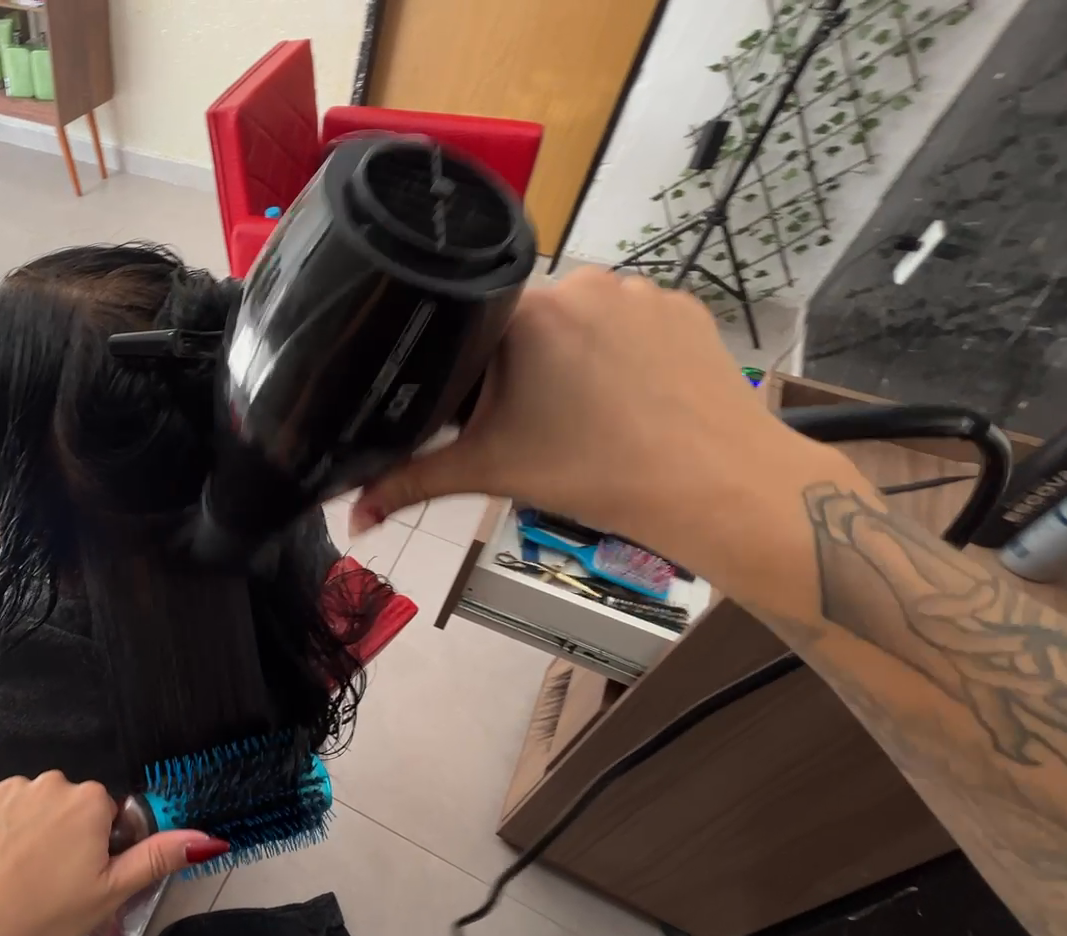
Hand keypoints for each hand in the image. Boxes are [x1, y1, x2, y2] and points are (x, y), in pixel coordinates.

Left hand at [0, 772, 226, 935]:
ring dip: (25, 835)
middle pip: (66, 808)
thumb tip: (208, 837)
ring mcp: (7, 788)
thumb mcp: (108, 894)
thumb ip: (157, 858)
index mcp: (89, 802)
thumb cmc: (39, 915)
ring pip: (28, 810)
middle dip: (61, 838)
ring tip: (10, 882)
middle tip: (44, 886)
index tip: (78, 880)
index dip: (95, 850)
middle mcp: (51, 782)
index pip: (104, 816)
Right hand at [349, 269, 843, 558]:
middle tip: (521, 418)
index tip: (470, 406)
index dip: (461, 368)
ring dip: (561, 354)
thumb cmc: (593, 473)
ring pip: (572, 319)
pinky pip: (624, 320)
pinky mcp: (682, 307)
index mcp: (524, 314)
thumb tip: (351, 520)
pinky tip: (620, 396)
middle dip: (511, 364)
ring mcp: (639, 291)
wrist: (716, 487)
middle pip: (517, 320)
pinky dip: (611, 351)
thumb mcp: (487, 472)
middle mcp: (581, 284)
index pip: (465, 323)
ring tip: (575, 410)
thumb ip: (409, 485)